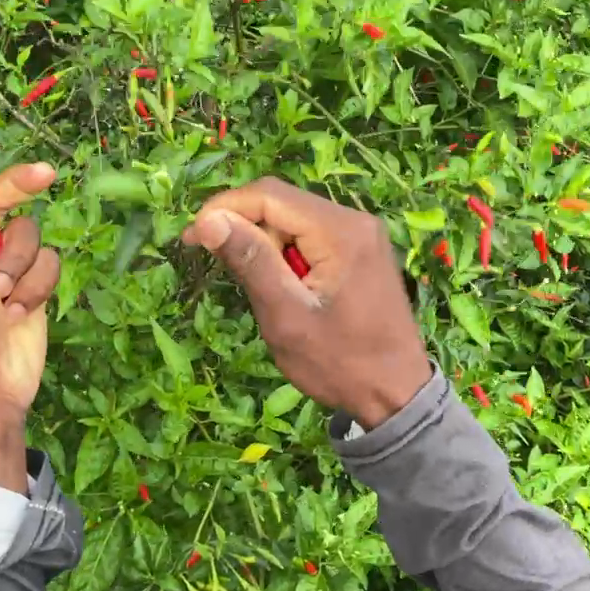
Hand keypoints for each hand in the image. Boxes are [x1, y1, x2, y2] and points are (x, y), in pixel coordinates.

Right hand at [182, 177, 429, 428]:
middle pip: (283, 202)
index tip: (192, 237)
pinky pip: (311, 236)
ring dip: (262, 240)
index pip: (270, 195)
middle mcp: (356, 221)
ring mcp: (362, 235)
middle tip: (212, 258)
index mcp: (341, 231)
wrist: (397, 396)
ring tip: (248, 280)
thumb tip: (208, 220)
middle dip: (242, 224)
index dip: (224, 209)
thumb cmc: (340, 363)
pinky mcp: (361, 251)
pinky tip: (277, 282)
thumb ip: (250, 262)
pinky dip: (285, 252)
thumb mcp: (286, 316)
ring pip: (294, 218)